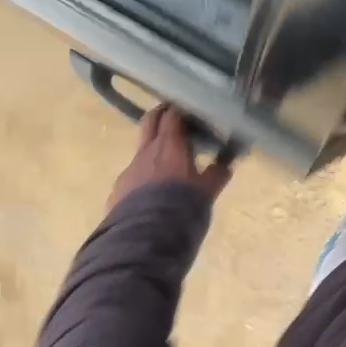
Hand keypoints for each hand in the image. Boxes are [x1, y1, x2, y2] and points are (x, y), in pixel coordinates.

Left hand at [107, 103, 232, 210]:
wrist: (142, 238)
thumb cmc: (181, 205)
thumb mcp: (207, 191)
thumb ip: (217, 174)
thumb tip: (228, 164)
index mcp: (170, 144)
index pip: (173, 114)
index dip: (181, 108)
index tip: (191, 108)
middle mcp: (147, 151)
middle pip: (150, 120)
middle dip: (161, 115)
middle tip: (175, 119)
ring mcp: (129, 170)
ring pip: (141, 149)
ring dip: (153, 149)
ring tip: (168, 163)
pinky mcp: (117, 190)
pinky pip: (133, 174)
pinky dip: (143, 174)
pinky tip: (151, 192)